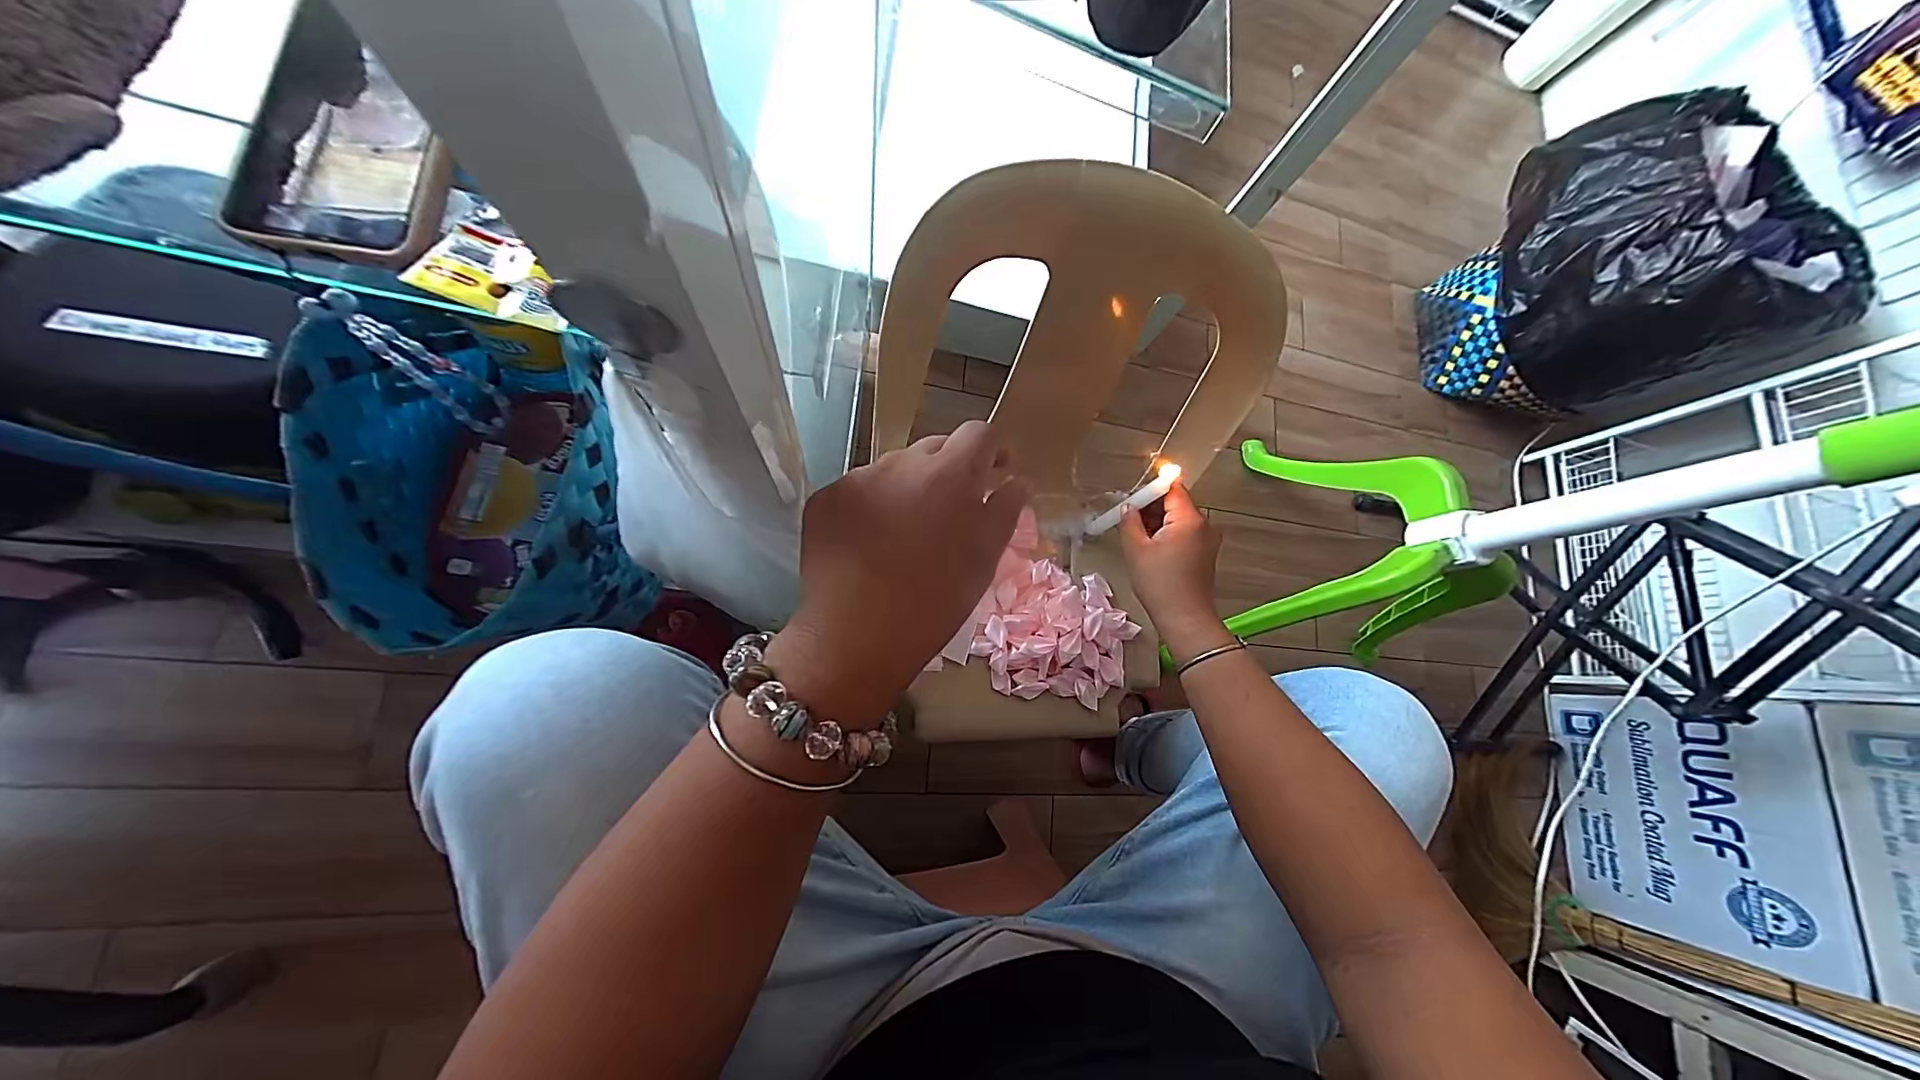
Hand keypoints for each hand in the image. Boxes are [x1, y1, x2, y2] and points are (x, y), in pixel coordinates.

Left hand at [768, 421, 1028, 727]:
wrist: (854, 637)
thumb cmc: (933, 603)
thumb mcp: (983, 560)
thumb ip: (1005, 511)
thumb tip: (1016, 481)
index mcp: (948, 474)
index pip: (980, 434)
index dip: (994, 450)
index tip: (997, 472)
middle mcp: (900, 463)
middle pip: (935, 448)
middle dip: (950, 471)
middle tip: (953, 511)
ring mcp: (857, 478)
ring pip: (894, 469)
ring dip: (909, 489)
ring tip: (908, 535)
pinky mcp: (825, 499)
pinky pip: (859, 490)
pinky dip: (873, 506)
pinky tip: (872, 545)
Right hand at [1118, 480, 1231, 660]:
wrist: (1185, 619)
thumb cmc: (1160, 584)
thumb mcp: (1135, 549)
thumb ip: (1129, 521)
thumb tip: (1128, 507)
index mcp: (1190, 519)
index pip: (1172, 488)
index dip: (1150, 490)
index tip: (1131, 500)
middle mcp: (1204, 524)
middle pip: (1176, 503)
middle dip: (1152, 508)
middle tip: (1129, 522)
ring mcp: (1208, 540)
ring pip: (1179, 519)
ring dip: (1158, 524)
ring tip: (1138, 540)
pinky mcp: (1205, 553)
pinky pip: (1184, 534)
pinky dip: (1168, 536)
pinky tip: (1151, 551)